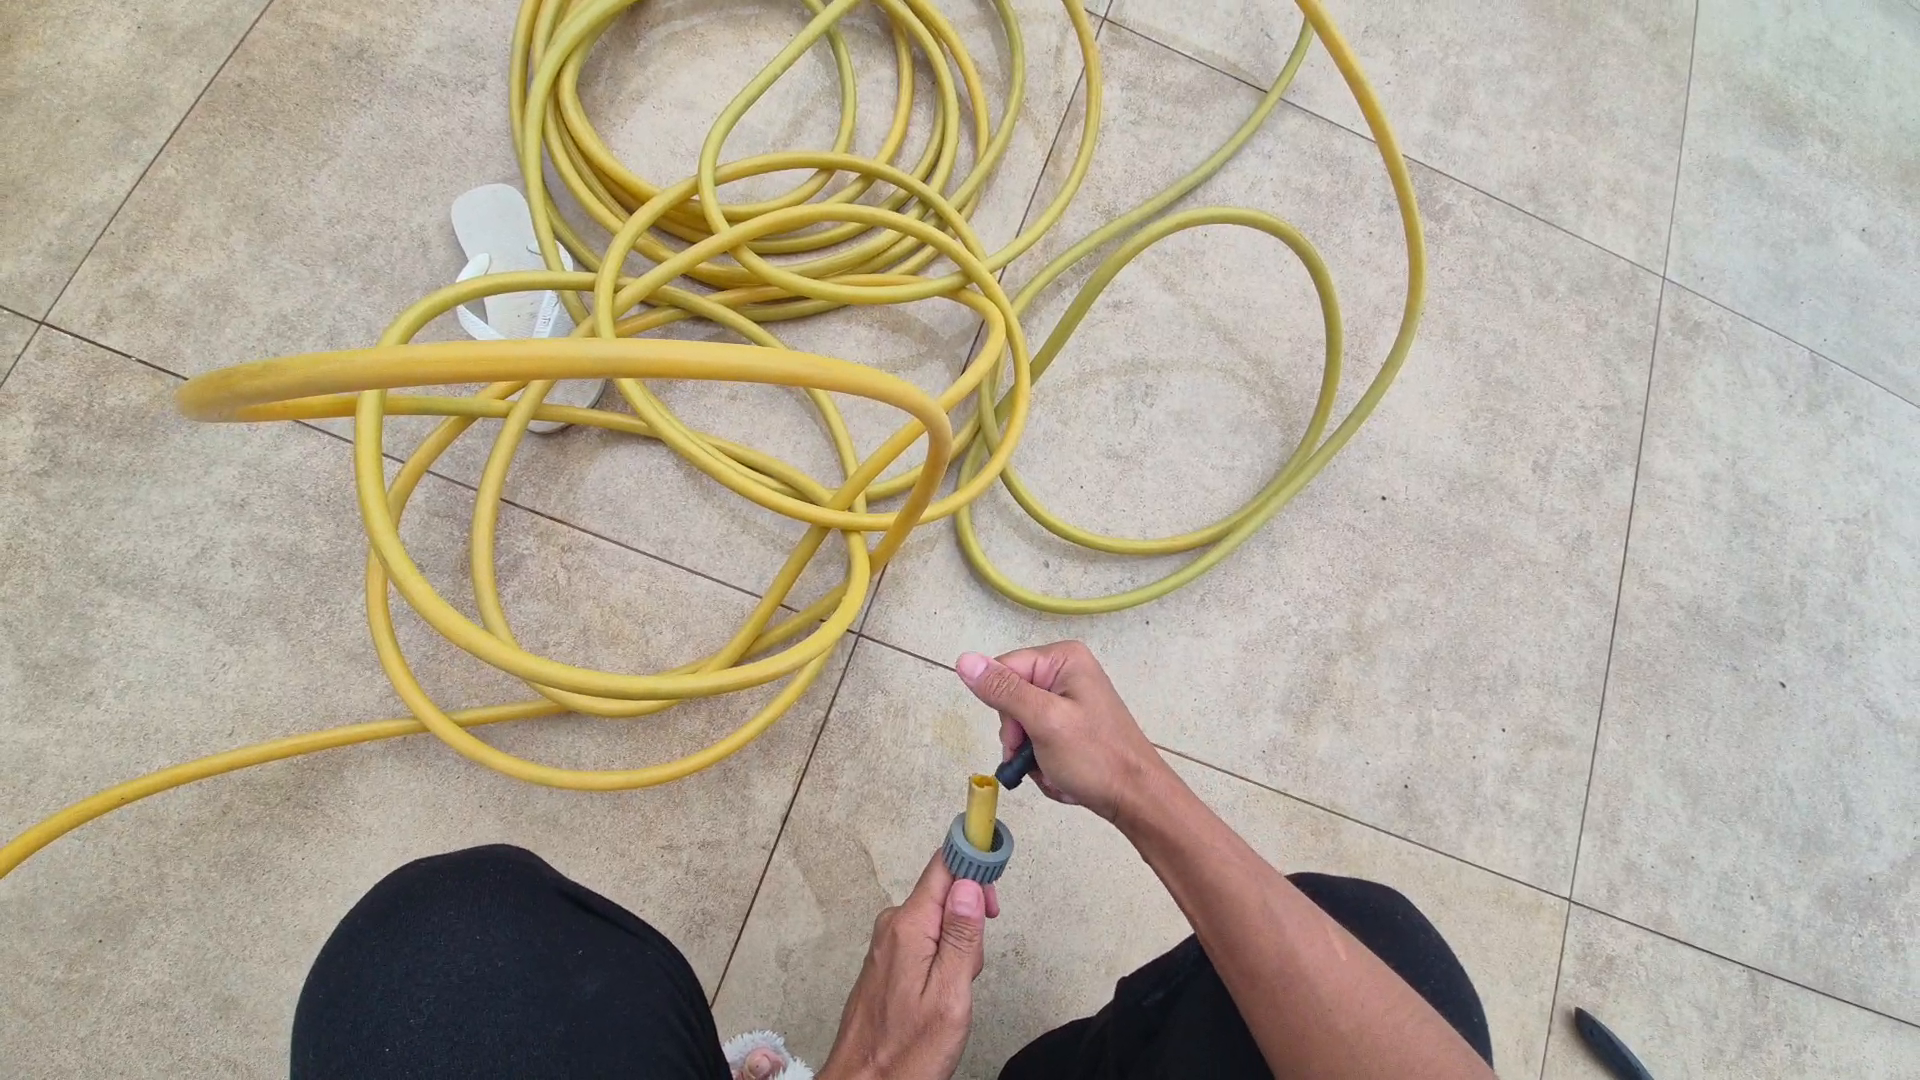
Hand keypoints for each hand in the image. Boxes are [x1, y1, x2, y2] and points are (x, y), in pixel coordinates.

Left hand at [818, 852, 993, 1079]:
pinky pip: (926, 937)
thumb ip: (962, 937)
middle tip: (967, 970)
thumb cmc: (905, 1055)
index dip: (975, 865)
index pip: (945, 863)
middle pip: (947, 892)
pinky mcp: (889, 956)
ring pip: (940, 918)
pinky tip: (937, 994)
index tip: (994, 887)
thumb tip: (970, 883)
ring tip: (949, 992)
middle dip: (969, 923)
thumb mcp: (949, 997)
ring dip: (957, 947)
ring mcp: (889, 939)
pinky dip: (941, 959)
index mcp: (910, 925)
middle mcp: (894, 923)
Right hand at [955, 641, 1169, 823]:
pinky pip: (1037, 738)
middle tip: (1038, 757)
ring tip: (1053, 770)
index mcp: (1062, 659)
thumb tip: (963, 660)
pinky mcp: (1070, 723)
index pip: (1003, 671)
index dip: (1004, 708)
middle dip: (1019, 736)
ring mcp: (1069, 699)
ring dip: (1030, 754)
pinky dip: (1042, 761)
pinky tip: (1060, 774)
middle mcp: (1065, 671)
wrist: (1136, 798)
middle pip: (1010, 698)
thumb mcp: (1044, 721)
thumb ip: (1003, 691)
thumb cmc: (1095, 757)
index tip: (1022, 737)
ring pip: (1021, 724)